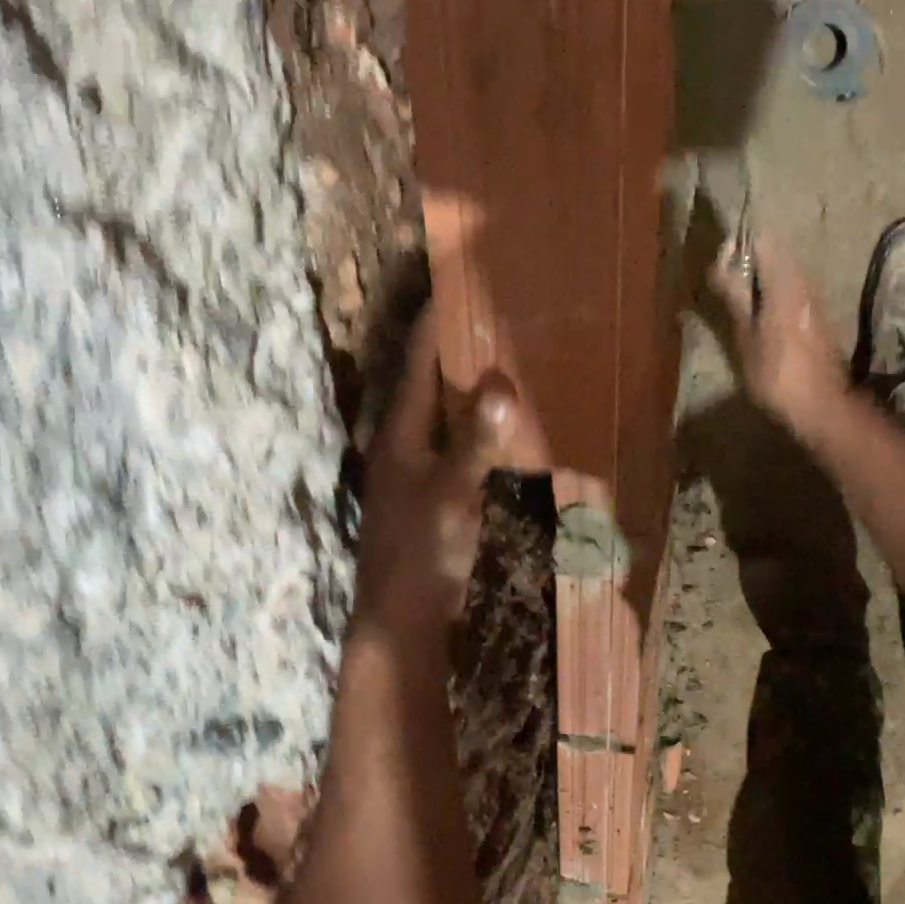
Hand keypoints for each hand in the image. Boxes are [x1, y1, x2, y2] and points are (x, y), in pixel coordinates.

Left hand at [353, 309, 532, 640]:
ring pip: (441, 410)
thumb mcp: (452, 494)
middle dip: (455, 345)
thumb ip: (475, 440)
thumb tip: (499, 381)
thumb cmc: (422, 553)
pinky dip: (475, 419)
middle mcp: (402, 442)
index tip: (461, 283)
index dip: (436, 323)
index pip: (418, 363)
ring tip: (504, 352)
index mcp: (400, 433)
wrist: (402, 620)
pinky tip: (501, 419)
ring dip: (466, 382)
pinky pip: (454, 438)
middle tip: (495, 311)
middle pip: (428, 380)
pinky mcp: (431, 491)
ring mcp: (415, 468)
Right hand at [710, 232, 846, 431]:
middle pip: (776, 254)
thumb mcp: (746, 336)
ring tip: (739, 299)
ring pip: (785, 274)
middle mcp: (803, 283)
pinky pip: (793, 292)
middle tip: (725, 281)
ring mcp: (814, 300)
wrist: (821, 406)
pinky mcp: (818, 317)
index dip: (741, 242)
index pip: (764, 241)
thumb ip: (735, 296)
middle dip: (750, 261)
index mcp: (784, 283)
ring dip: (762, 279)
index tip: (722, 257)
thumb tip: (720, 263)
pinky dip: (774, 295)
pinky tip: (761, 317)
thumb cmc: (777, 374)